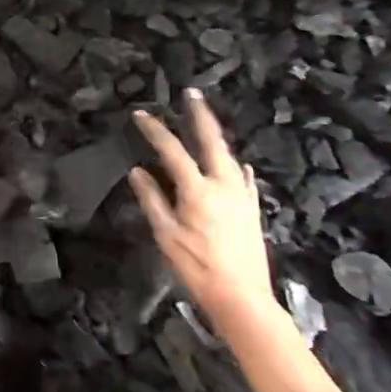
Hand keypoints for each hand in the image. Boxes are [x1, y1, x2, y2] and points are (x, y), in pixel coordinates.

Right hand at [128, 90, 277, 333]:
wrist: (242, 297)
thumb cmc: (196, 266)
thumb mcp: (165, 233)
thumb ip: (152, 198)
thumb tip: (138, 171)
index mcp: (198, 190)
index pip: (172, 151)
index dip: (155, 131)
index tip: (141, 114)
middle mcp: (224, 186)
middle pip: (212, 143)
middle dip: (200, 116)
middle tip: (192, 94)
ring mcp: (242, 197)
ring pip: (229, 157)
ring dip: (216, 136)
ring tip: (207, 122)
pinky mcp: (252, 210)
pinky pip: (244, 178)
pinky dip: (236, 165)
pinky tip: (237, 163)